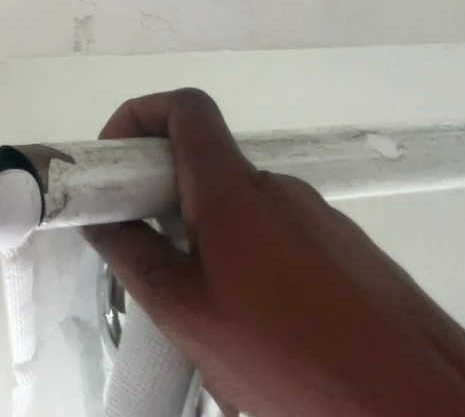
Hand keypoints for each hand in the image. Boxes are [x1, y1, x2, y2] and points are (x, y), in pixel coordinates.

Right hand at [85, 89, 464, 416]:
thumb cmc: (292, 356)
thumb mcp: (183, 310)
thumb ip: (129, 252)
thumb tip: (102, 220)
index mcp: (233, 190)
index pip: (182, 108)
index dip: (136, 117)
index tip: (114, 165)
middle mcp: (282, 193)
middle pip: (204, 168)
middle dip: (162, 203)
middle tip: (148, 259)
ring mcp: (328, 227)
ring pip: (242, 215)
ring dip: (207, 246)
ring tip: (206, 316)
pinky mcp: (362, 266)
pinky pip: (284, 248)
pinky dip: (253, 272)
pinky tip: (259, 335)